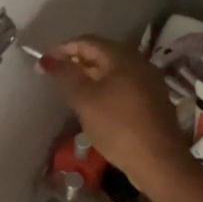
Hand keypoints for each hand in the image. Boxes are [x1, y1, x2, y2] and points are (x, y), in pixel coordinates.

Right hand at [40, 36, 193, 191]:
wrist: (158, 160)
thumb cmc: (117, 126)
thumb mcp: (85, 100)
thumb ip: (66, 76)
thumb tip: (47, 59)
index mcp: (122, 56)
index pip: (87, 41)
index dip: (63, 49)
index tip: (44, 62)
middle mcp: (139, 62)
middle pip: (102, 53)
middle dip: (77, 61)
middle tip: (56, 76)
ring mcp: (149, 81)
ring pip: (114, 70)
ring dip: (91, 75)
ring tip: (72, 90)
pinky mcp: (153, 99)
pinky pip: (125, 84)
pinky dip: (106, 88)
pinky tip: (96, 103)